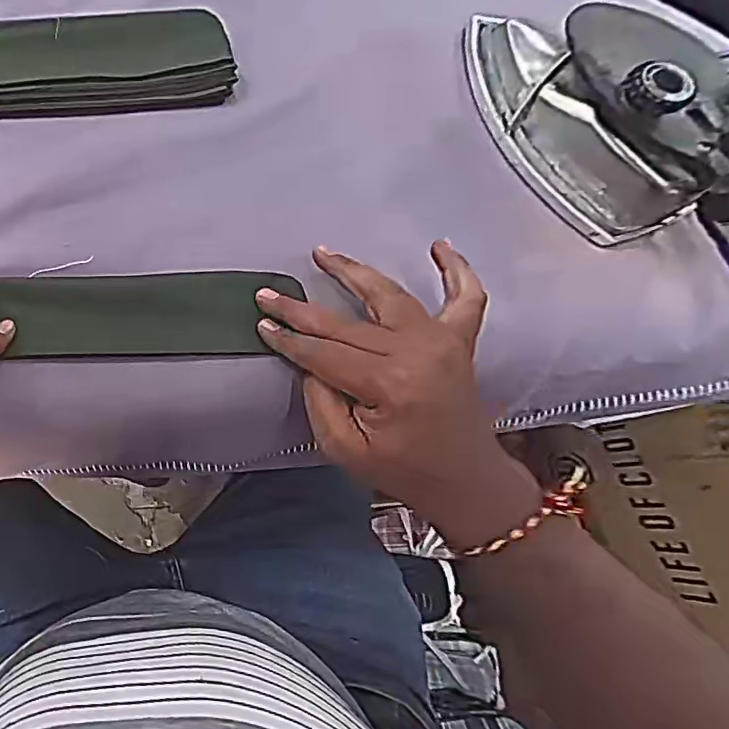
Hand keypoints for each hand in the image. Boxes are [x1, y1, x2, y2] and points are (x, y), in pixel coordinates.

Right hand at [256, 243, 541, 546]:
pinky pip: (466, 297)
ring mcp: (443, 341)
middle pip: (347, 323)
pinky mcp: (461, 341)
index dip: (289, 340)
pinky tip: (440, 248)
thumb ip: (321, 402)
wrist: (464, 481)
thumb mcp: (346, 450)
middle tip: (269, 294)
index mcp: (389, 384)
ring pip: (391, 295)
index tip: (262, 323)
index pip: (325, 353)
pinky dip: (457, 270)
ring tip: (324, 254)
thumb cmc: (403, 471)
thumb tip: (309, 364)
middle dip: (301, 309)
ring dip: (355, 272)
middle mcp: (418, 352)